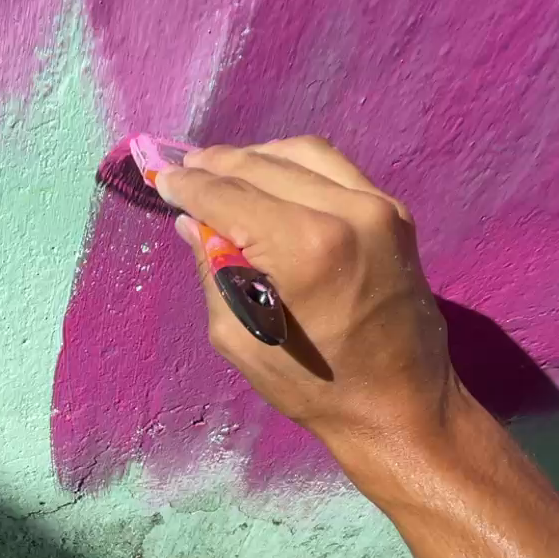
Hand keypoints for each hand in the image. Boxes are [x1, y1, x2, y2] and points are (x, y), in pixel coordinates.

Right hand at [155, 137, 460, 460]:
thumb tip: (194, 224)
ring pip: (300, 154)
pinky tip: (265, 177)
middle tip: (179, 169)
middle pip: (263, 168)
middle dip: (214, 166)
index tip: (159, 177)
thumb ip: (214, 272)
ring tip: (217, 169)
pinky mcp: (392, 210)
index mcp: (305, 248)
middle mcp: (346, 211)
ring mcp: (377, 205)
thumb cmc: (312, 387)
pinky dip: (290, 165)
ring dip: (252, 158)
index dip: (189, 187)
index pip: (230, 198)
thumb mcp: (240, 340)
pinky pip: (331, 167)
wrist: (399, 403)